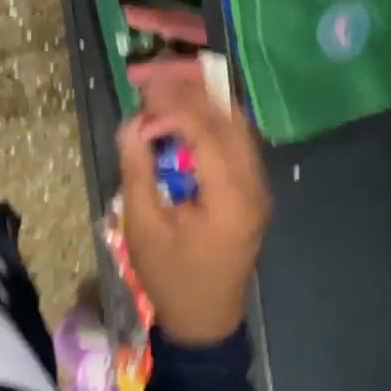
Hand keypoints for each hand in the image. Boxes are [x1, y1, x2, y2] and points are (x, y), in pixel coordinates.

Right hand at [117, 72, 270, 346]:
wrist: (204, 320)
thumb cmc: (171, 276)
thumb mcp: (144, 225)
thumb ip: (138, 168)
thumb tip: (133, 120)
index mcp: (232, 196)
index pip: (206, 129)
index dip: (172, 102)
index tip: (140, 86)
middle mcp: (254, 184)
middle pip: (228, 117)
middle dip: (189, 86)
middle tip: (151, 69)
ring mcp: (257, 186)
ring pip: (235, 123)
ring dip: (201, 97)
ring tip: (164, 80)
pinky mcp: (249, 189)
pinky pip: (234, 139)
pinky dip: (208, 116)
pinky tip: (181, 108)